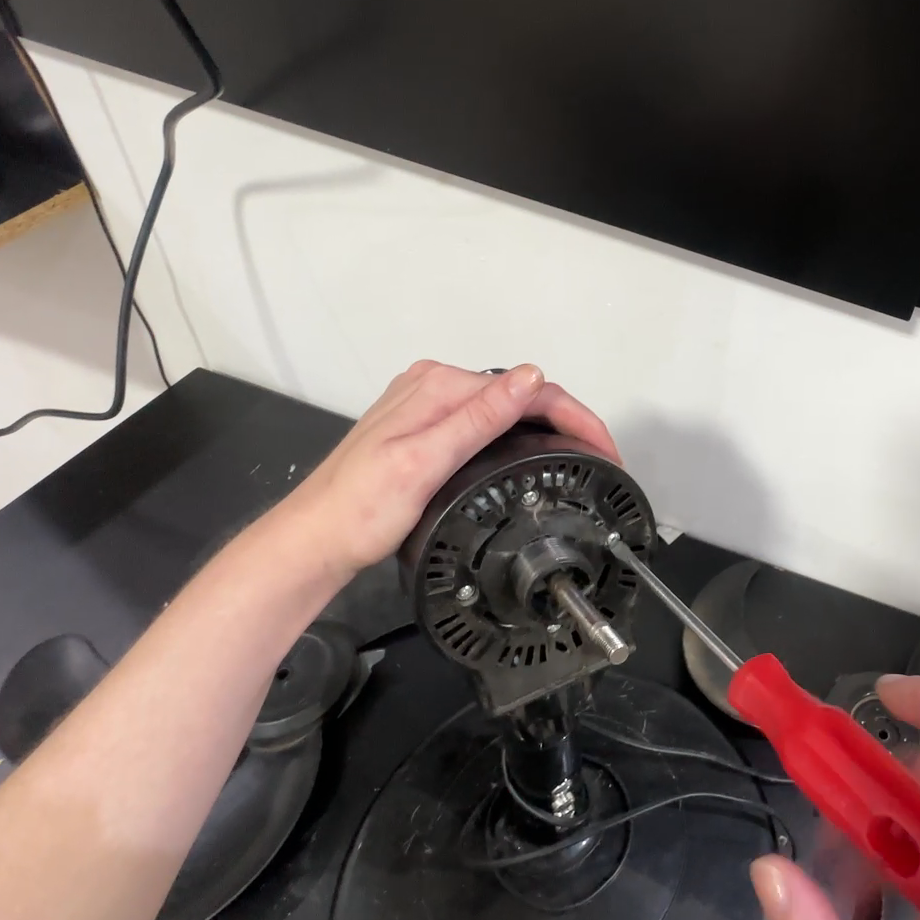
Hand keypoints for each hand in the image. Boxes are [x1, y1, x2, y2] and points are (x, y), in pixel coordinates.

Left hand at [266, 361, 619, 576]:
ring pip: (508, 405)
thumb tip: (531, 377)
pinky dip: (521, 432)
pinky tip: (535, 451)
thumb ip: (478, 418)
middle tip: (601, 459)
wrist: (313, 542)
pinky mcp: (427, 425)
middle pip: (520, 393)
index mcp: (438, 388)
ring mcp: (430, 404)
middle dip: (568, 420)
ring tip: (579, 457)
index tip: (605, 450)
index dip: (574, 417)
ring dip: (549, 425)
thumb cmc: (361, 512)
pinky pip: (489, 418)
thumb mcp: (423, 463)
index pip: (527, 389)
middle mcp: (435, 385)